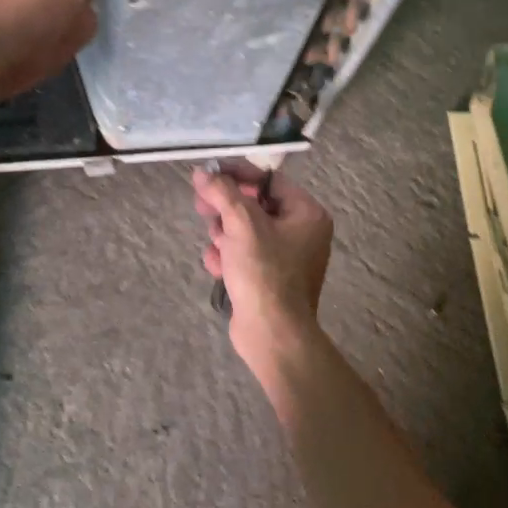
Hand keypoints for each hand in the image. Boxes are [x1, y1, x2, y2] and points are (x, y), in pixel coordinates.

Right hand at [193, 162, 333, 374]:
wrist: (272, 335)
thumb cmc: (264, 272)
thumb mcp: (242, 224)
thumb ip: (222, 192)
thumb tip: (203, 172)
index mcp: (306, 213)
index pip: (268, 180)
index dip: (236, 174)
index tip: (207, 174)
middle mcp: (301, 232)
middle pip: (253, 204)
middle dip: (225, 209)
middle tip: (201, 208)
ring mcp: (286, 257)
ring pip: (244, 230)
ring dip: (223, 235)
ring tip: (217, 246)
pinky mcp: (269, 278)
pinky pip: (243, 254)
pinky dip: (228, 257)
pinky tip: (218, 268)